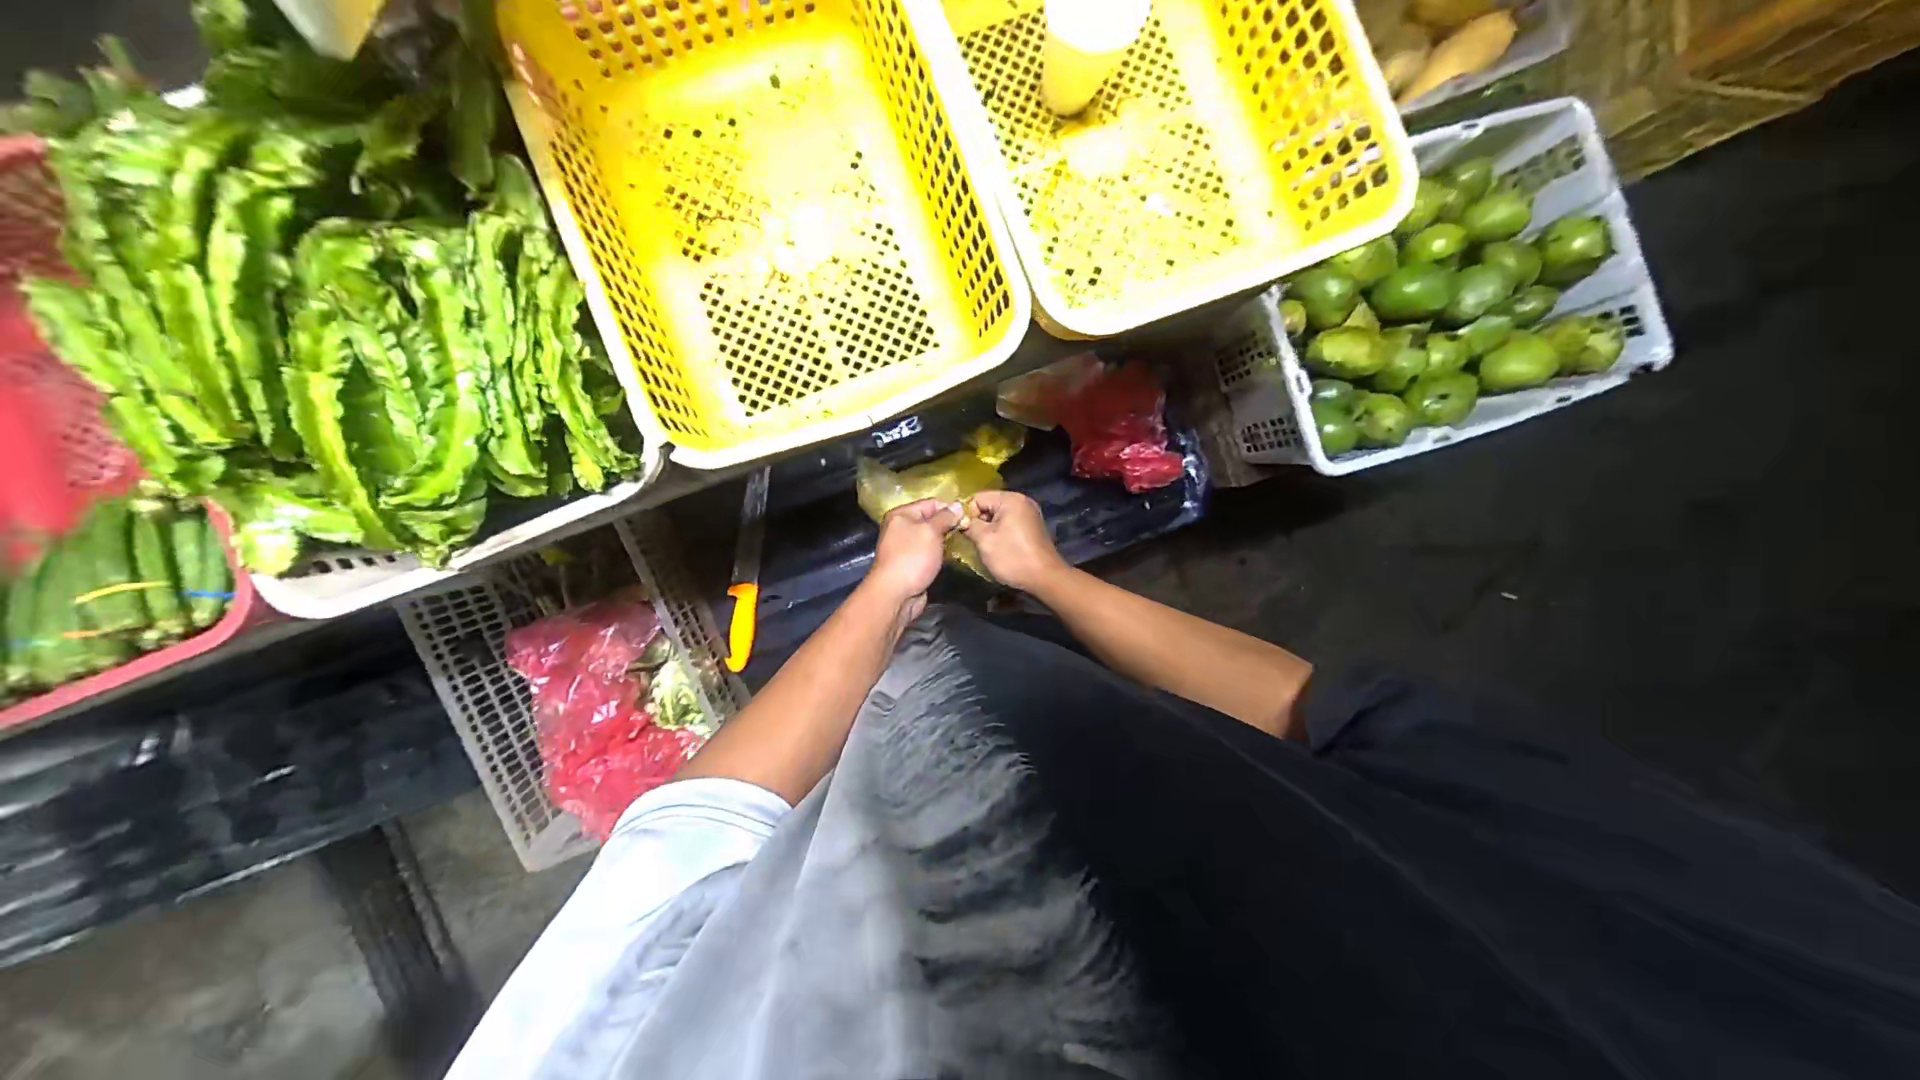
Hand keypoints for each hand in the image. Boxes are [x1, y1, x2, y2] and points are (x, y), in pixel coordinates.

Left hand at [864, 499, 962, 617]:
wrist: (895, 594)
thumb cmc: (912, 557)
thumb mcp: (930, 532)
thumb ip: (945, 517)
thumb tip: (957, 505)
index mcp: (901, 514)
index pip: (930, 503)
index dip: (949, 507)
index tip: (968, 515)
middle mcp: (901, 528)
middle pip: (930, 519)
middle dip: (949, 523)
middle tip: (968, 528)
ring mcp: (905, 547)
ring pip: (931, 537)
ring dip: (946, 539)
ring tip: (963, 540)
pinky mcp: (911, 563)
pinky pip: (929, 551)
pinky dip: (940, 552)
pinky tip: (952, 554)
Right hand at [964, 490, 1067, 593]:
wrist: (1045, 578)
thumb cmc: (1013, 557)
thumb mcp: (985, 540)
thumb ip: (969, 525)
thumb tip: (960, 520)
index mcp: (1011, 499)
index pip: (977, 498)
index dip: (966, 513)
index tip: (961, 531)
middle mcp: (1022, 501)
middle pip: (989, 505)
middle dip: (977, 521)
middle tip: (969, 539)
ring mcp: (1029, 514)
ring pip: (998, 516)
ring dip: (988, 529)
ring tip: (982, 544)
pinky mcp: (1032, 527)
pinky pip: (1009, 523)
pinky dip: (1000, 532)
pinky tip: (997, 547)